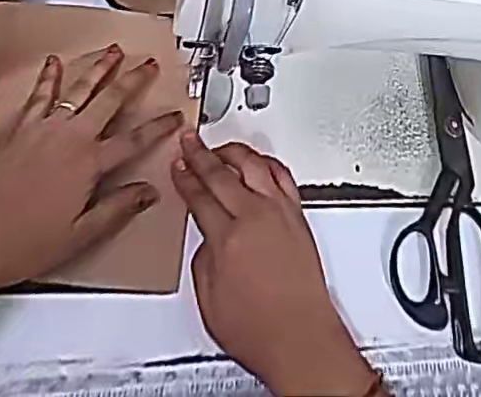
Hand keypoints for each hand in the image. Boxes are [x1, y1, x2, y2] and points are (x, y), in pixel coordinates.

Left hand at [0, 49, 183, 371]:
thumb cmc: (25, 243)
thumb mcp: (83, 234)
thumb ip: (119, 208)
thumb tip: (147, 192)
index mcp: (89, 164)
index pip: (135, 139)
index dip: (159, 126)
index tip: (173, 116)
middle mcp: (70, 139)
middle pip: (111, 100)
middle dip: (134, 80)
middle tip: (148, 65)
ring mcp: (45, 130)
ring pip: (80, 89)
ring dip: (99, 68)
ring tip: (113, 51)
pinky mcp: (22, 130)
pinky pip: (40, 96)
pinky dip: (49, 77)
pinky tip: (54, 62)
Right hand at [174, 133, 376, 396]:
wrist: (301, 339)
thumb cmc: (261, 330)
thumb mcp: (210, 301)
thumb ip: (203, 259)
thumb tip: (207, 235)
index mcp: (227, 239)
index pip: (199, 196)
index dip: (185, 178)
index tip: (178, 166)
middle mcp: (255, 217)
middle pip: (221, 174)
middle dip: (201, 155)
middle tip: (190, 142)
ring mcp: (279, 212)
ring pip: (253, 164)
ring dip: (232, 151)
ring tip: (220, 147)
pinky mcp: (297, 214)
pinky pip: (281, 175)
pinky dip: (266, 162)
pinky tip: (258, 160)